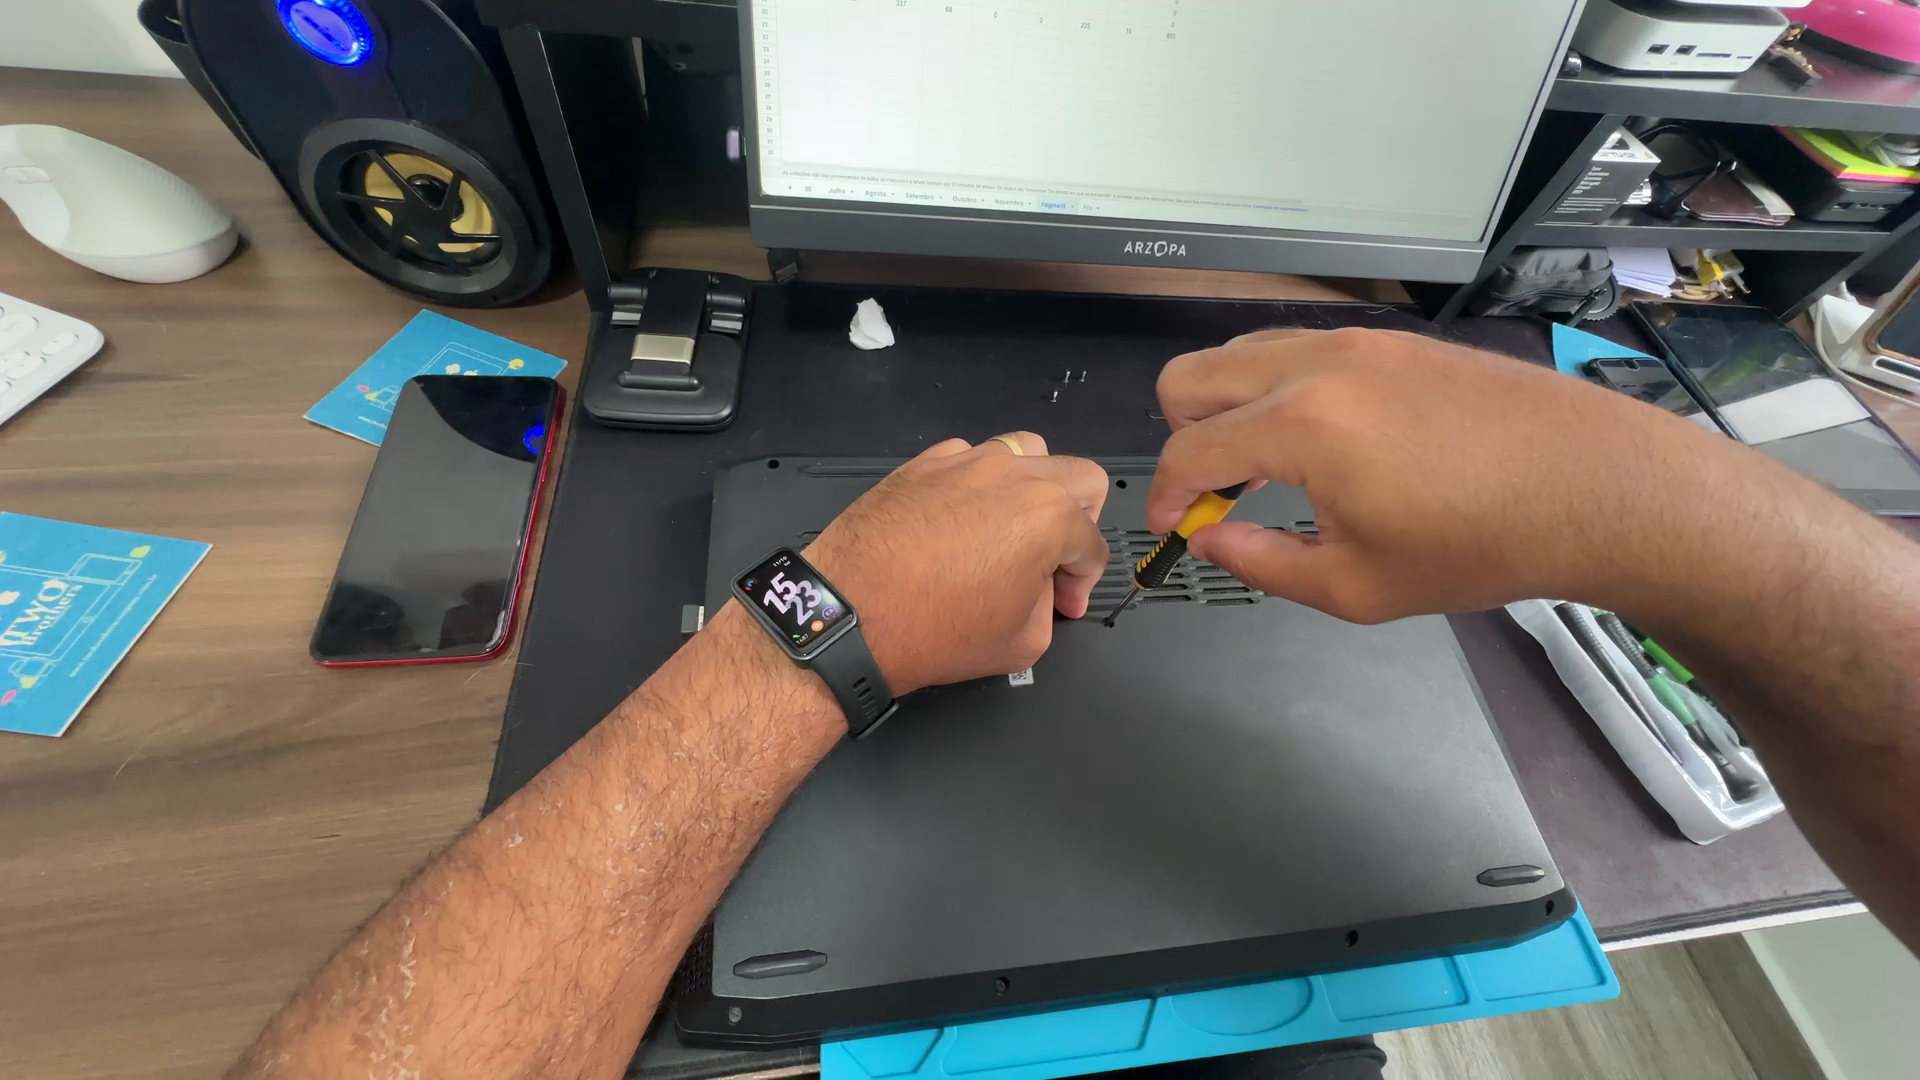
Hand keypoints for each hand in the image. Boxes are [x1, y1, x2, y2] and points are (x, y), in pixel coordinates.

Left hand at [801, 433, 1110, 694]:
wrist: (848, 617)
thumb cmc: (936, 632)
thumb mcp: (1023, 642)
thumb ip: (1051, 603)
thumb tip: (1045, 587)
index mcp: (1049, 516)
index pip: (1092, 544)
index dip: (1084, 581)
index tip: (1065, 602)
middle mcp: (1012, 474)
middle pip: (1080, 477)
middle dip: (1080, 520)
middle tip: (1054, 558)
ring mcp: (965, 460)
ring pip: (1027, 451)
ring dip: (1034, 487)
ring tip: (1013, 527)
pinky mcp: (923, 462)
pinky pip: (970, 457)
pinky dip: (980, 483)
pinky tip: (962, 519)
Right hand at [1148, 327, 1817, 622]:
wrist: (1607, 488)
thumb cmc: (1480, 547)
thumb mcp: (1353, 587)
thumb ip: (1258, 562)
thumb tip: (1206, 538)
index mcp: (1302, 425)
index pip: (1187, 451)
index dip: (1163, 497)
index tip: (1170, 528)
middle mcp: (1315, 364)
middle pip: (1187, 377)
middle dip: (1180, 438)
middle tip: (1214, 489)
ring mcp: (1353, 340)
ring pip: (1233, 354)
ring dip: (1223, 410)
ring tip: (1263, 466)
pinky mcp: (1384, 338)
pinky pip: (1288, 350)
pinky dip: (1269, 391)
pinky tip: (1312, 439)